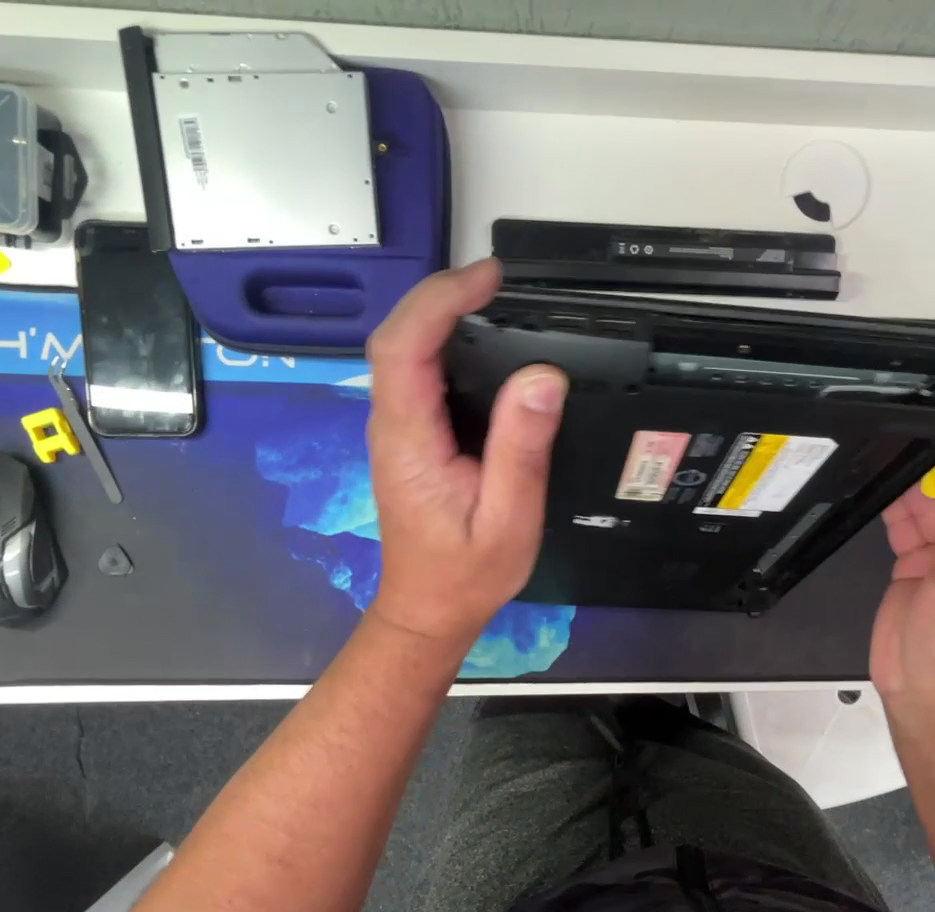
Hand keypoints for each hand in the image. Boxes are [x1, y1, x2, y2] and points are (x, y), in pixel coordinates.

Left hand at [364, 259, 568, 647]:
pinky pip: (416, 374)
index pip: (405, 349)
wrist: (428, 608)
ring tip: (490, 298)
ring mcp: (395, 430)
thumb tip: (543, 377)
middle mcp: (391, 426)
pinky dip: (442, 342)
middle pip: (396, 339)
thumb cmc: (467, 573)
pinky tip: (478, 342)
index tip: (487, 279)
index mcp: (410, 441)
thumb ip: (521, 450)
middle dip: (438, 296)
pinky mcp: (408, 437)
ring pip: (402, 352)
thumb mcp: (508, 520)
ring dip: (438, 314)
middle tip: (493, 280)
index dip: (439, 302)